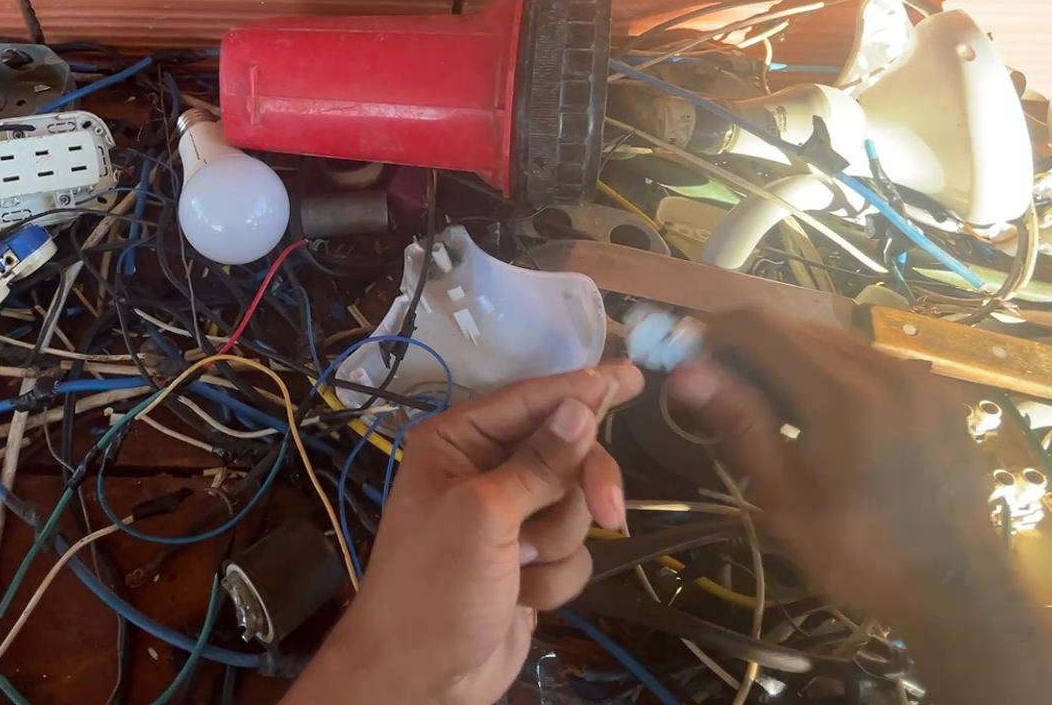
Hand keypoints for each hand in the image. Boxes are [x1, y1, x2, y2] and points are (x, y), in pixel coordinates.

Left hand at [287, 364, 645, 704]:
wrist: (421, 678)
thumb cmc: (435, 585)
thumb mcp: (484, 517)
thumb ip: (538, 463)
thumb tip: (581, 404)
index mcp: (457, 440)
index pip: (527, 401)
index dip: (578, 388)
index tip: (629, 376)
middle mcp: (483, 468)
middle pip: (563, 452)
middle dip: (582, 486)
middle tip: (613, 512)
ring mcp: (510, 514)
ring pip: (574, 504)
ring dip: (555, 542)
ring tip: (519, 567)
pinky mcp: (530, 557)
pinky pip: (573, 549)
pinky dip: (554, 577)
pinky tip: (521, 595)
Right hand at [668, 309, 1051, 704]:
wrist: (967, 602)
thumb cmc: (861, 555)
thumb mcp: (784, 497)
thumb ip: (739, 423)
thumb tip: (684, 370)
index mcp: (846, 396)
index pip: (760, 326)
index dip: (711, 329)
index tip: (682, 351)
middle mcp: (887, 371)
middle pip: (791, 326)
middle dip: (743, 344)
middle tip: (715, 383)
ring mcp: (920, 380)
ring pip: (826, 337)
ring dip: (782, 354)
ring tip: (762, 401)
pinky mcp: (937, 393)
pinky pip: (862, 357)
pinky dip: (822, 367)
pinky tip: (813, 410)